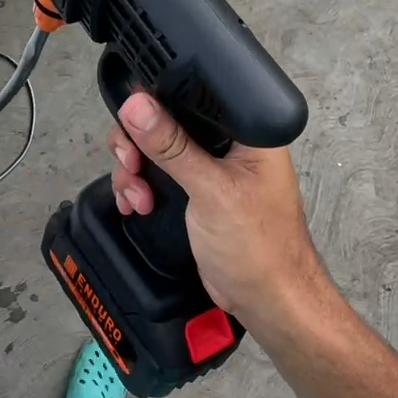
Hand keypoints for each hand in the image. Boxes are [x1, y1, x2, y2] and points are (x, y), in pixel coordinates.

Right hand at [109, 91, 329, 329]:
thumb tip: (136, 105)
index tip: (131, 119)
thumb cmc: (259, 248)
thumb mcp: (212, 191)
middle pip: (163, 120)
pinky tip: (134, 204)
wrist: (268, 304)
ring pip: (151, 148)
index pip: (192, 94)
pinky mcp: (192, 191)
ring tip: (137, 198)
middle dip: (137, 144)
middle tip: (130, 165)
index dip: (157, 99)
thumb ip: (172, 147)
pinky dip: (137, 186)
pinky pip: (152, 174)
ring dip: (133, 171)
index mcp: (245, 130)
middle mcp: (225, 142)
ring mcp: (206, 167)